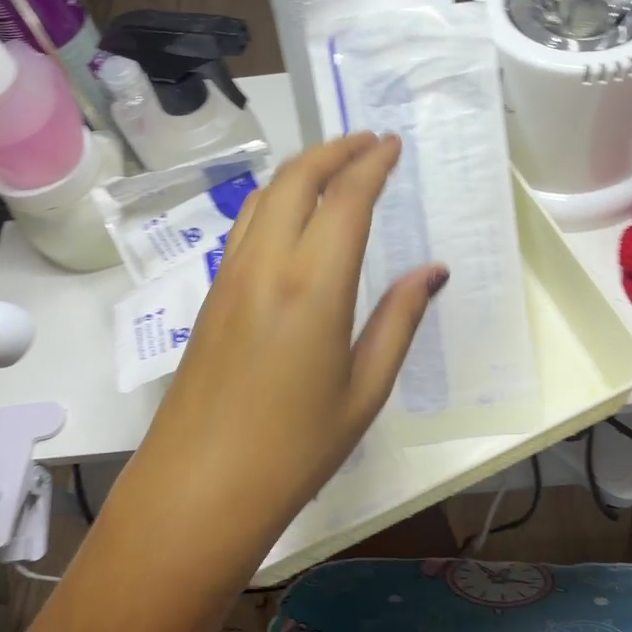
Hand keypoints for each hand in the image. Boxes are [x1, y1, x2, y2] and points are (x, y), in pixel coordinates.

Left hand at [135, 132, 446, 537]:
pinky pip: (246, 226)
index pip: (345, 198)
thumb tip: (432, 272)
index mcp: (312, 285)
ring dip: (301, 170)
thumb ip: (399, 320)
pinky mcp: (211, 296)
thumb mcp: (364, 391)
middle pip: (296, 178)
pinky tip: (295, 218)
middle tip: (368, 143)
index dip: (372, 163)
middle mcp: (265, 264)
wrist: (198, 489)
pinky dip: (277, 199)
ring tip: (335, 170)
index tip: (392, 144)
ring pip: (264, 196)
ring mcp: (230, 277)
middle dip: (334, 150)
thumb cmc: (294, 450)